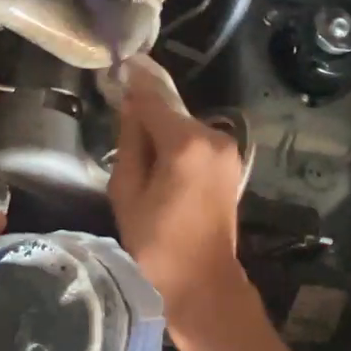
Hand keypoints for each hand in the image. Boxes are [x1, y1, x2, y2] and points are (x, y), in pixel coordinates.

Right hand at [107, 68, 247, 310]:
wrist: (203, 285)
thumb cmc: (156, 245)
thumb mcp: (127, 192)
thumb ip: (129, 142)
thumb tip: (128, 106)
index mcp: (185, 143)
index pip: (152, 98)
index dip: (133, 83)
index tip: (118, 65)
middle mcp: (212, 137)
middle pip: (171, 110)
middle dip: (147, 111)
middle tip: (120, 116)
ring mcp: (228, 150)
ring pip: (184, 125)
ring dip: (163, 129)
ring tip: (139, 150)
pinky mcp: (232, 164)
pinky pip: (197, 142)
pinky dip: (178, 144)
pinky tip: (161, 163)